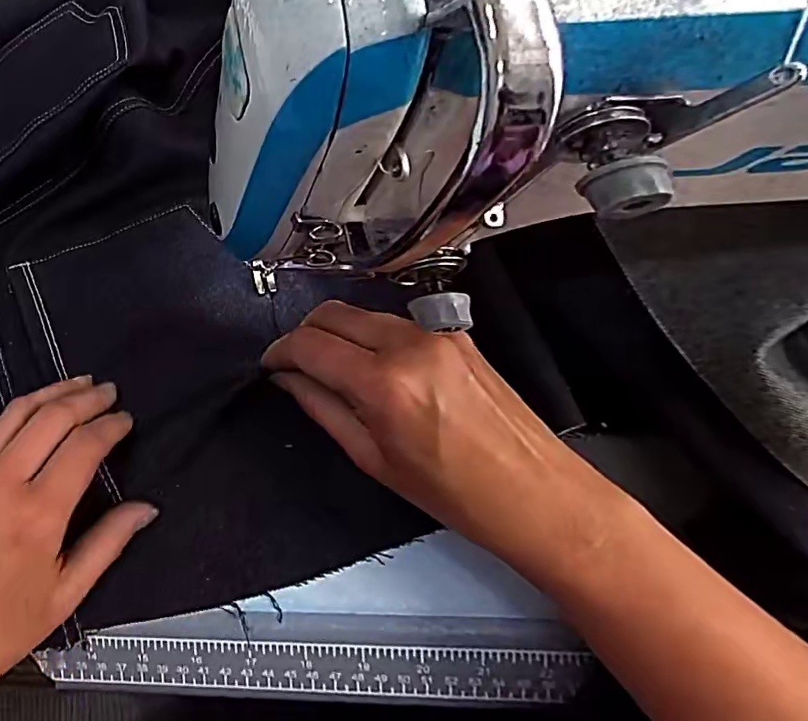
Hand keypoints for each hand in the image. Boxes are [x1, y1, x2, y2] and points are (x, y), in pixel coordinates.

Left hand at [0, 376, 156, 720]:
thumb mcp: (63, 598)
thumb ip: (109, 544)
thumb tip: (145, 509)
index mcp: (37, 517)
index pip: (85, 445)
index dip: (111, 425)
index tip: (126, 420)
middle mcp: (3, 485)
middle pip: (55, 416)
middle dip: (89, 398)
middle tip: (111, 392)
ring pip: (22, 410)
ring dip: (56, 390)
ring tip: (82, 383)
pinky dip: (24, 407)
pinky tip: (39, 406)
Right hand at [263, 301, 620, 579]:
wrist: (535, 493)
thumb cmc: (460, 493)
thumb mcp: (375, 460)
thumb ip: (323, 409)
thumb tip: (290, 380)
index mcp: (385, 385)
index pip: (311, 344)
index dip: (280, 351)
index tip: (272, 363)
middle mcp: (410, 347)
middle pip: (332, 313)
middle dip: (304, 333)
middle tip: (294, 362)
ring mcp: (435, 335)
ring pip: (363, 314)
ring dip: (338, 333)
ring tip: (334, 368)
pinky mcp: (454, 334)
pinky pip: (395, 323)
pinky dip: (371, 337)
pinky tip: (373, 367)